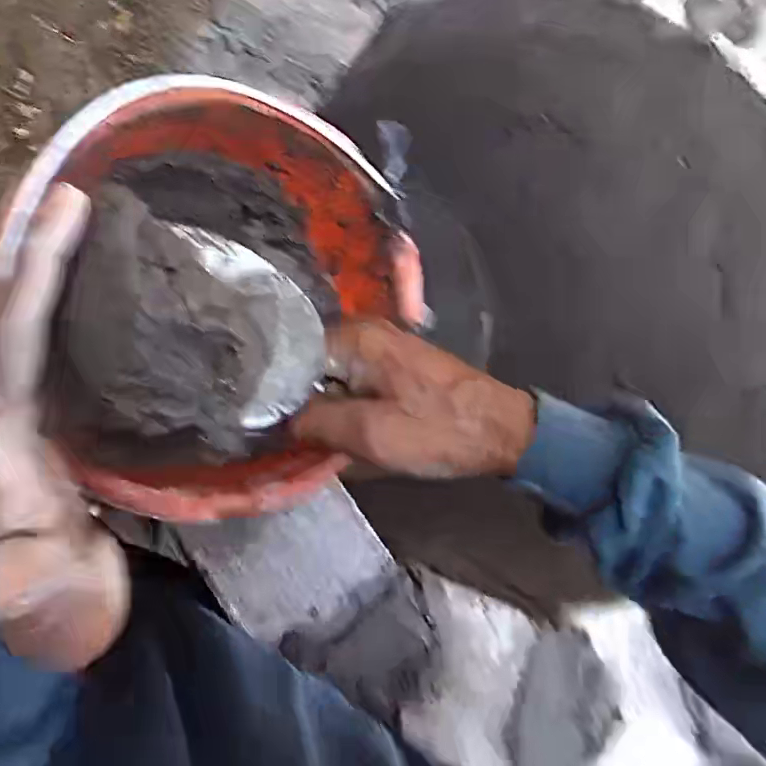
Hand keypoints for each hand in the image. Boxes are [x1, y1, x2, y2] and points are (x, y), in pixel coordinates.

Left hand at [0, 183, 126, 670]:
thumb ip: (29, 597)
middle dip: (11, 266)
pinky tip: (74, 268)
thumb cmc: (56, 617)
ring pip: (12, 329)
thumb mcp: (50, 616)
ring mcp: (22, 417)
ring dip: (28, 267)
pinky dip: (52, 297)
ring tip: (56, 206)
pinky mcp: (51, 414)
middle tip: (47, 195)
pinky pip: (42, 342)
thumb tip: (6, 577)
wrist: (68, 617)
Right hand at [292, 321, 534, 479]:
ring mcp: (376, 344)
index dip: (273, 390)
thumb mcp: (369, 435)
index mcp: (352, 337)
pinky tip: (338, 428)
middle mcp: (360, 330)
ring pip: (325, 375)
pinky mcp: (388, 362)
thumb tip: (278, 420)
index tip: (263, 420)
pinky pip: (347, 380)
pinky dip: (339, 403)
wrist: (502, 430)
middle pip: (305, 364)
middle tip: (285, 435)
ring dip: (318, 406)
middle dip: (295, 399)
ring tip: (308, 434)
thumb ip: (315, 423)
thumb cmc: (437, 431)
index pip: (288, 355)